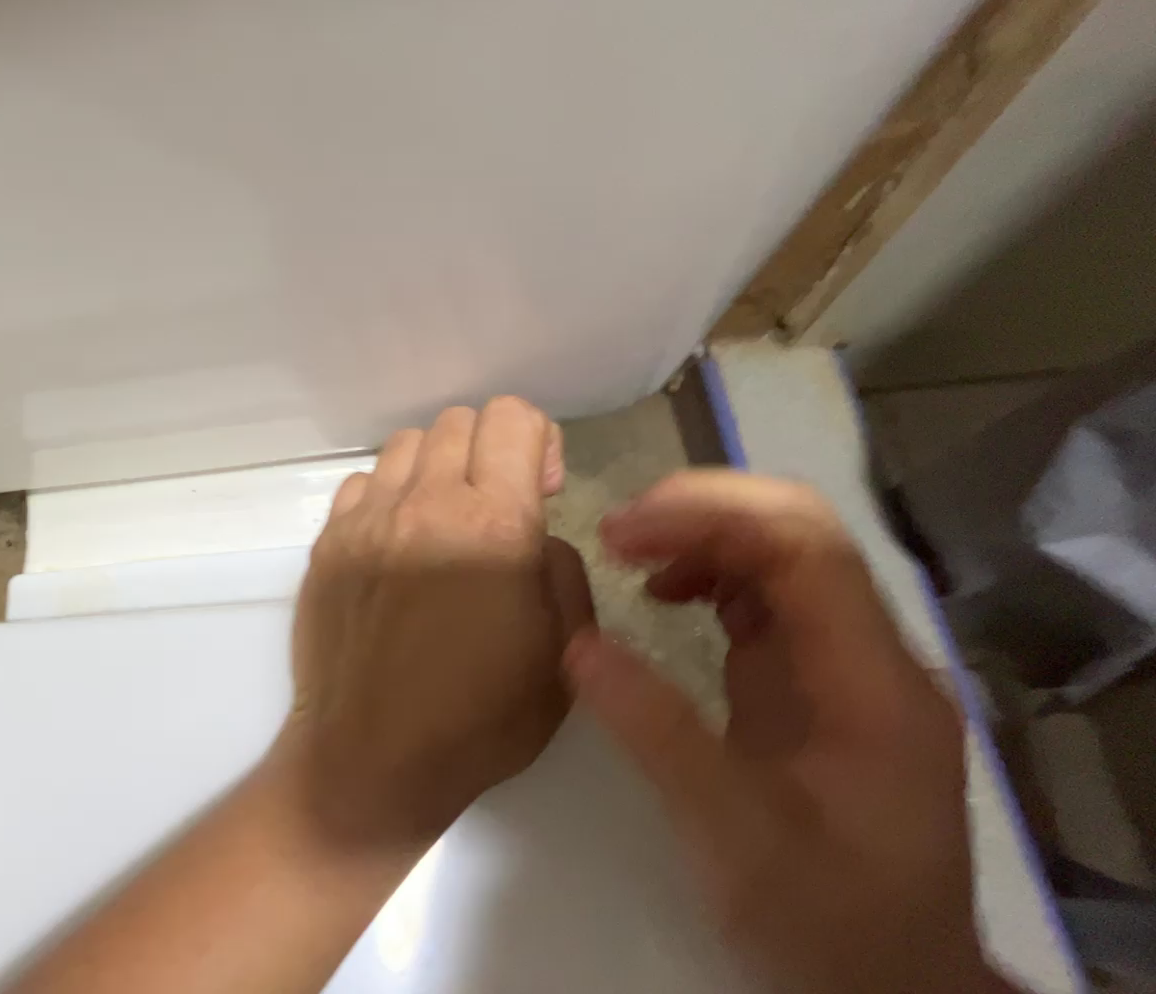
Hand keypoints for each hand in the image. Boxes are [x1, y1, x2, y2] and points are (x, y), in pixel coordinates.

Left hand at [276, 397, 596, 852]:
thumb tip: (533, 530)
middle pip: (457, 420)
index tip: (541, 490)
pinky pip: (361, 483)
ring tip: (442, 520)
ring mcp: (365, 520)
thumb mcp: (562, 652)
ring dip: (436, 466)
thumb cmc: (479, 718)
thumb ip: (560, 567)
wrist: (370, 755)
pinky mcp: (325, 542)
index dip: (539, 440)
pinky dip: (387, 494)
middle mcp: (423, 504)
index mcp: (492, 526)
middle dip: (489, 449)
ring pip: (405, 443)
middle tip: (496, 506)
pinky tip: (396, 542)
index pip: (512, 418)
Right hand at [566, 471, 1010, 993]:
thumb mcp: (731, 831)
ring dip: (699, 537)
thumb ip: (656, 732)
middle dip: (700, 514)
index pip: (806, 547)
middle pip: (797, 534)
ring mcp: (841, 666)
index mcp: (870, 682)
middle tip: (613, 533)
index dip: (710, 515)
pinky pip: (762, 597)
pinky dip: (704, 575)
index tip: (620, 531)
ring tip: (624, 554)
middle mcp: (868, 656)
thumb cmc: (819, 915)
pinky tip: (658, 595)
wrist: (884, 985)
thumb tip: (576, 642)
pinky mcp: (809, 682)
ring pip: (778, 555)